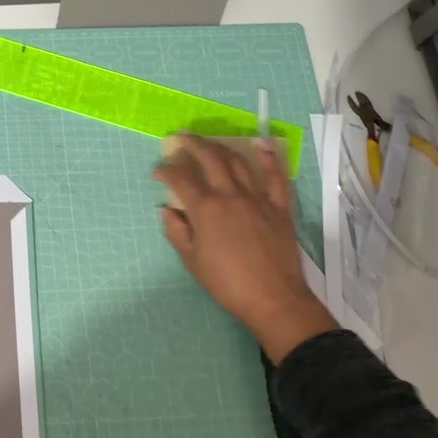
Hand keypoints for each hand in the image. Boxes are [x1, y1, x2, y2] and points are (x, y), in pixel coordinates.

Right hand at [154, 134, 334, 363]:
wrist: (273, 298)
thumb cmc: (227, 282)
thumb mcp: (192, 260)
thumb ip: (177, 231)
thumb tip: (167, 210)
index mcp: (206, 209)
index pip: (181, 179)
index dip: (167, 170)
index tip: (158, 170)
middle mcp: (231, 195)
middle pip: (210, 159)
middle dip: (193, 145)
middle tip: (181, 139)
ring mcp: (258, 197)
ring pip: (239, 161)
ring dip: (222, 147)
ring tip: (210, 142)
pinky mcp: (279, 206)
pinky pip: (276, 175)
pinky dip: (269, 157)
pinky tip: (262, 143)